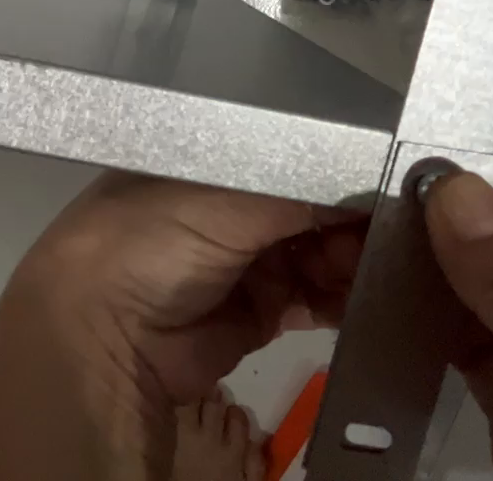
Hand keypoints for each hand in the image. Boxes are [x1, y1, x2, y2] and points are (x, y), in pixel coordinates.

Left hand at [14, 171, 364, 400]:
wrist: (106, 337)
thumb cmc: (151, 243)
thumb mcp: (220, 201)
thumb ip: (296, 192)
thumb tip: (370, 180)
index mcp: (208, 163)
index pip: (288, 155)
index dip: (335, 168)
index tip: (382, 179)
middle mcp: (227, 207)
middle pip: (311, 204)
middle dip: (351, 217)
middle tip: (386, 231)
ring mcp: (245, 258)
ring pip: (321, 251)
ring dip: (354, 259)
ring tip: (377, 264)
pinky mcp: (261, 309)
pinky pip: (318, 297)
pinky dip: (345, 297)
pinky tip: (371, 295)